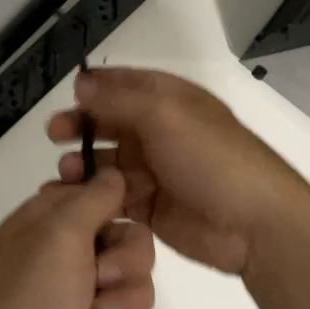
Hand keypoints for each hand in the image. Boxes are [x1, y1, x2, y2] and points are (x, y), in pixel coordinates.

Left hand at [0, 171, 155, 308]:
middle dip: (126, 266)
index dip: (120, 200)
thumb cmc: (28, 301)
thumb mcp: (58, 236)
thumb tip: (115, 172)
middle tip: (98, 282)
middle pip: (133, 240)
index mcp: (53, 220)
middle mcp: (70, 254)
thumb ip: (92, 199)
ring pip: (138, 287)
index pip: (102, 192)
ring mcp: (85, 298)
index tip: (130, 210)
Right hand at [49, 67, 309, 276]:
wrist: (255, 226)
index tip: (66, 98)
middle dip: (81, 126)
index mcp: (168, 100)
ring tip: (67, 174)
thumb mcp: (166, 115)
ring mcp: (154, 170)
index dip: (94, 89)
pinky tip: (74, 201)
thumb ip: (120, 98)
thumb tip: (81, 83)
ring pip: (107, 161)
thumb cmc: (212, 159)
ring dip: (84, 164)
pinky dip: (94, 197)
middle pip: (110, 122)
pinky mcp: (150, 207)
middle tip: (54, 136)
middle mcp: (159, 131)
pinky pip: (113, 196)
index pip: (123, 84)